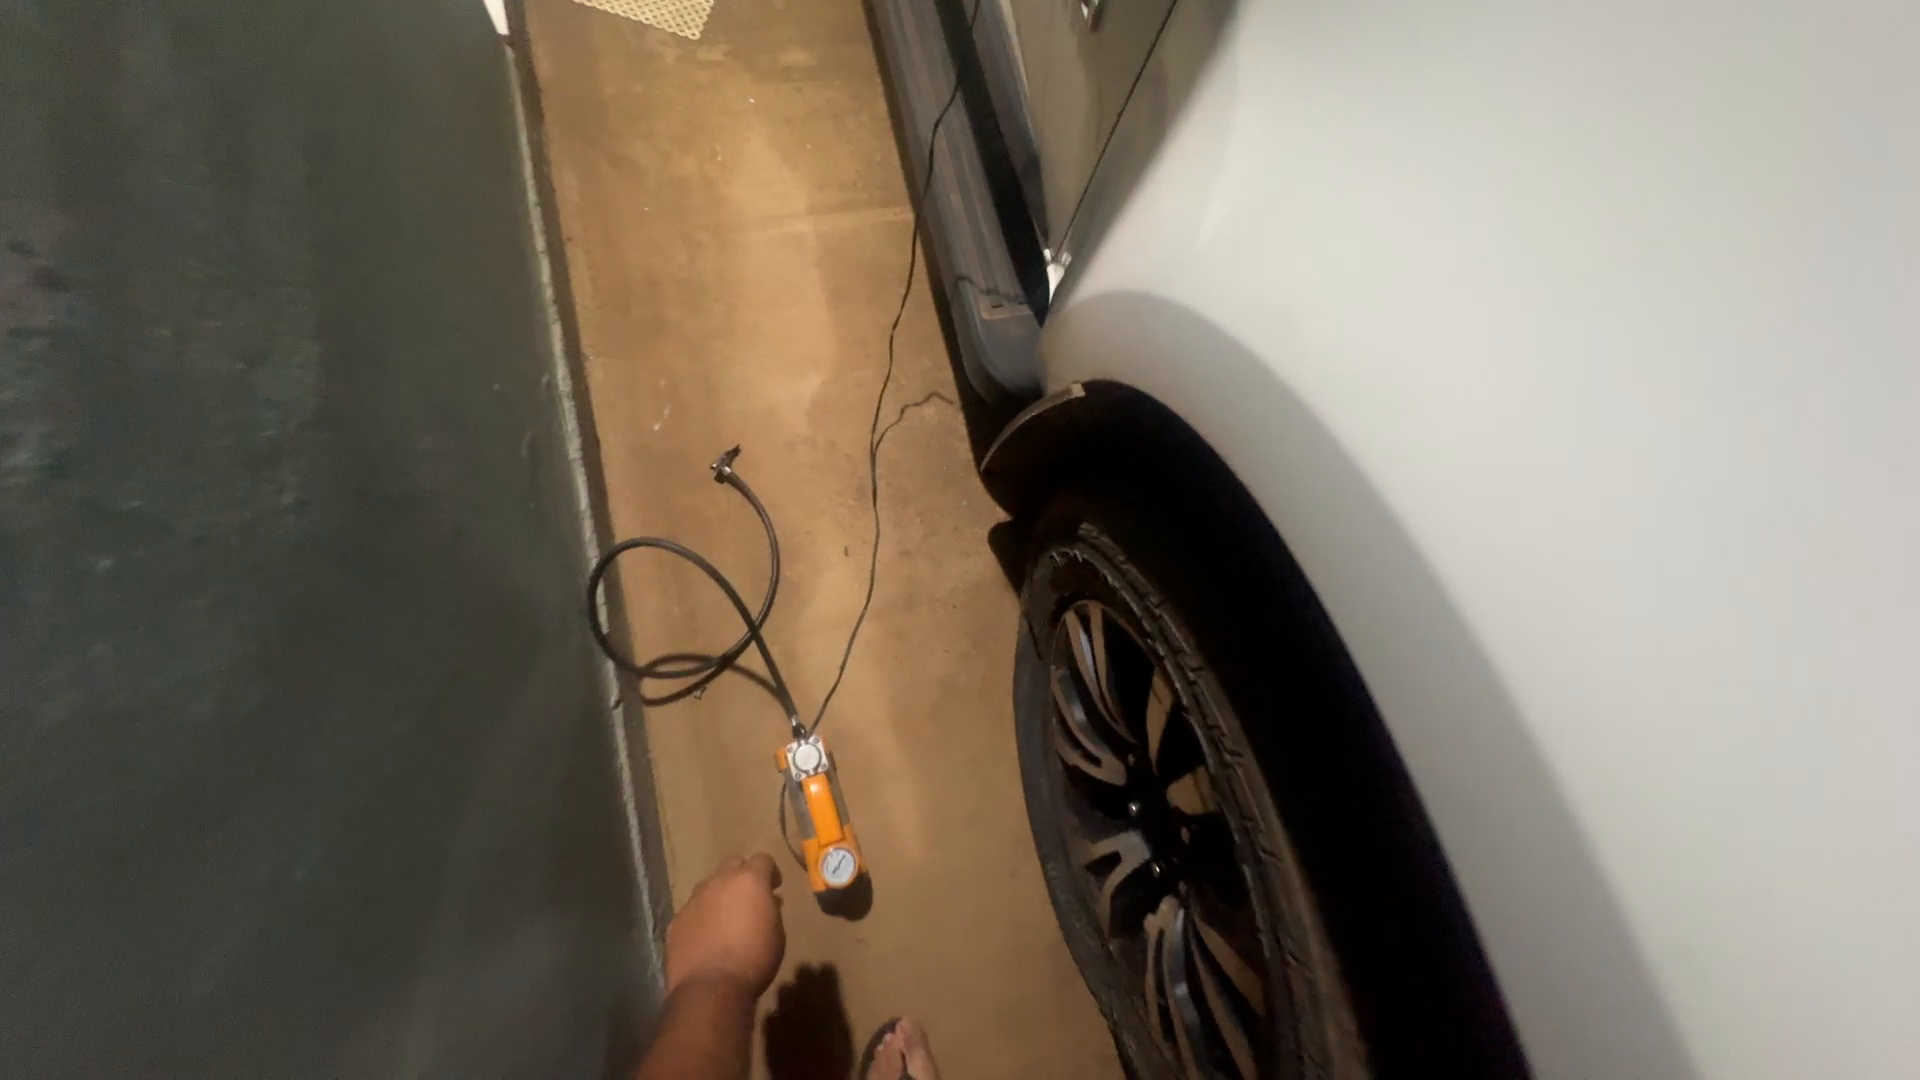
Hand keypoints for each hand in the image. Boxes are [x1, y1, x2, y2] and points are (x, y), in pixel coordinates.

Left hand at [664, 853, 785, 998]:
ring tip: (724, 919)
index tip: (774, 887)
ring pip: (708, 886)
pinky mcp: (676, 922)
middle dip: (742, 876)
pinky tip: (705, 938)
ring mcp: (694, 901)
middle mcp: (719, 882)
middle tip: (748, 898)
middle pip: (732, 864)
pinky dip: (700, 918)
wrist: (710, 989)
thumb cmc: (754, 959)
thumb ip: (771, 910)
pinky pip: (692, 911)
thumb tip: (767, 902)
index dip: (770, 872)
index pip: (763, 859)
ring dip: (719, 896)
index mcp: (749, 880)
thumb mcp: (777, 933)